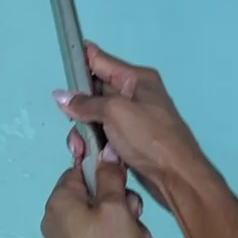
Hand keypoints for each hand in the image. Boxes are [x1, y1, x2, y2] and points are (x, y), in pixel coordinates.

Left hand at [42, 130, 156, 237]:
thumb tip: (105, 150)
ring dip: (127, 227)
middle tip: (138, 221)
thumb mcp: (117, 210)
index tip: (127, 186)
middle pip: (94, 195)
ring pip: (102, 218)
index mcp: (60, 201)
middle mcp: (56, 217)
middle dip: (122, 205)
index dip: (107, 174)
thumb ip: (110, 177)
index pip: (81, 170)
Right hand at [54, 42, 210, 205]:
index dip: (79, 61)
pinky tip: (89, 155)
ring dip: (83, 131)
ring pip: (94, 116)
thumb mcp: (115, 112)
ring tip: (81, 148)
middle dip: (78, 107)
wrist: (177, 177)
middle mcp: (133, 94)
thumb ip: (86, 103)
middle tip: (70, 123)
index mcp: (136, 79)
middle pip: (93, 91)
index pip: (100, 60)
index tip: (60, 68)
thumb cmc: (149, 137)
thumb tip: (61, 96)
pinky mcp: (128, 140)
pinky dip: (93, 143)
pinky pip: (102, 135)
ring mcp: (131, 118)